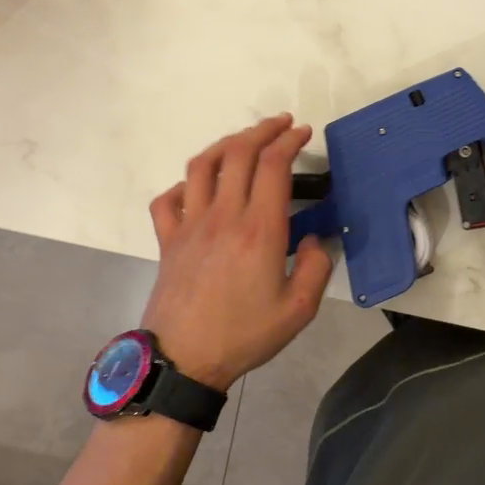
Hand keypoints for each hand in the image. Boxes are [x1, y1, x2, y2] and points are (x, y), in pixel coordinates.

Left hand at [141, 114, 332, 391]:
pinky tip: (198, 188)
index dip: (289, 141)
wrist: (183, 360)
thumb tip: (315, 240)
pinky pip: (168, 199)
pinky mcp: (167, 240)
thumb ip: (317, 268)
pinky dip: (184, 184)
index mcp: (259, 230)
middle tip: (281, 124)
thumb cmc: (244, 335)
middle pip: (238, 153)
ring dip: (225, 143)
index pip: (273, 165)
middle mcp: (223, 216)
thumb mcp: (299, 310)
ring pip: (202, 165)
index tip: (303, 133)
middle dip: (262, 130)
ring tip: (244, 140)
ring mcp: (189, 225)